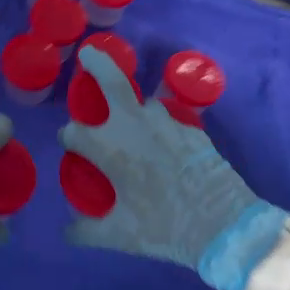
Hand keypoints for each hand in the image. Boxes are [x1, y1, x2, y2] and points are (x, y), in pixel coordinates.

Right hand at [60, 46, 287, 289]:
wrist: (221, 225)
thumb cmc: (164, 228)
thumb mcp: (121, 236)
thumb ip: (87, 231)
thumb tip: (67, 232)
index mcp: (109, 148)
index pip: (73, 131)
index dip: (68, 138)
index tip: (70, 145)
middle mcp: (134, 125)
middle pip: (111, 80)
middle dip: (96, 62)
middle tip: (88, 54)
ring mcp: (166, 123)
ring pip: (145, 104)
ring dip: (136, 110)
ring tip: (136, 126)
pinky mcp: (192, 130)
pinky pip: (171, 122)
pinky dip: (163, 129)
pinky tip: (167, 146)